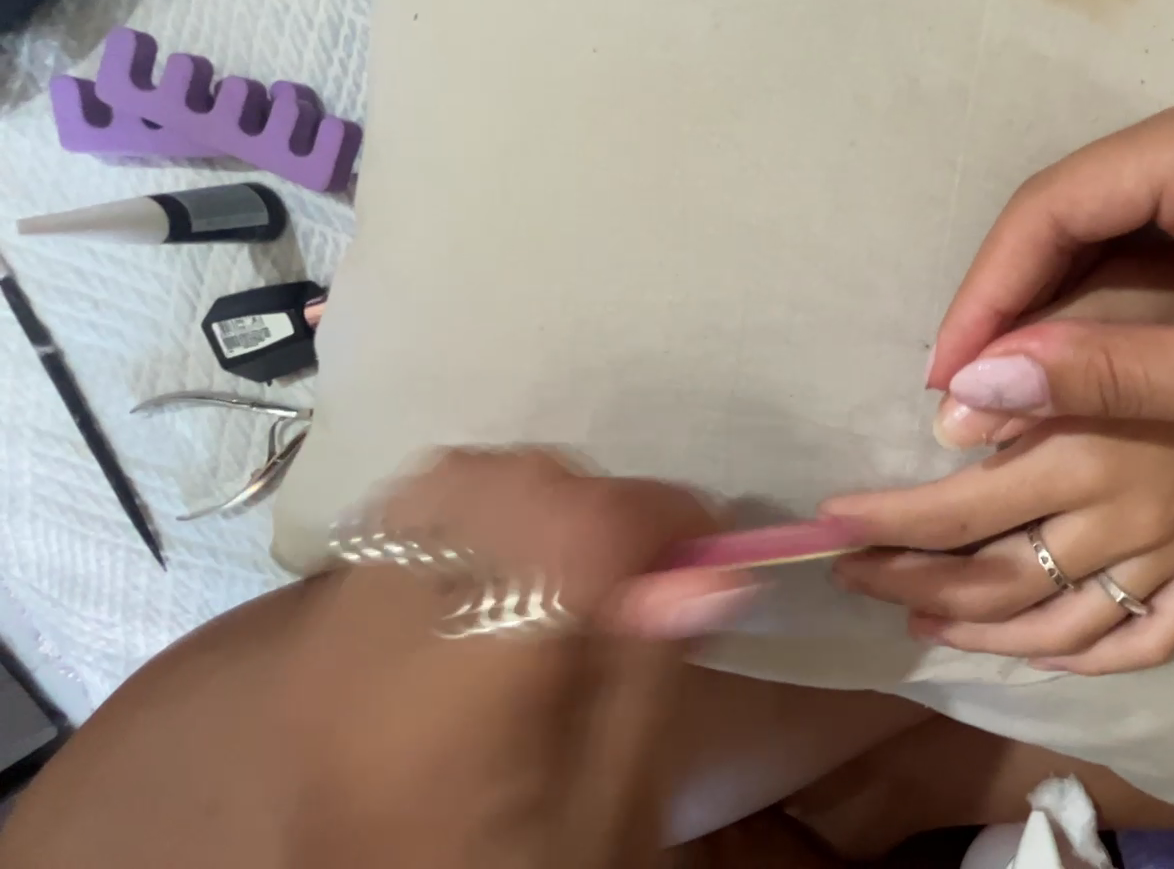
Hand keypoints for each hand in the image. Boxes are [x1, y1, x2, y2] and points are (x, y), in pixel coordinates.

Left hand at [281, 449, 755, 868]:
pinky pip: (406, 515)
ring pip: (451, 481)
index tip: (712, 547)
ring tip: (584, 560)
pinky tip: (515, 564)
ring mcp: (333, 629)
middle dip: (604, 503)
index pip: (574, 532)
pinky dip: (480, 510)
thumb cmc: (523, 868)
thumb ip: (651, 677)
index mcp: (462, 701)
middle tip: (647, 564)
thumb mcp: (612, 805)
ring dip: (541, 499)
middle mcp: (378, 644)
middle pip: (507, 485)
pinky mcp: (322, 628)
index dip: (663, 513)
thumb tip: (714, 571)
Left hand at [825, 250, 1173, 674]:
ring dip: (979, 631)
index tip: (832, 526)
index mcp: (1087, 452)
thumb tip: (945, 428)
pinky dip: (1085, 659)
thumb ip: (1027, 372)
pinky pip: (1147, 639)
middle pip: (997, 578)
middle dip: (912, 582)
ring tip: (922, 620)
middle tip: (859, 576)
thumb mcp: (1102, 305)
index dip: (888, 522)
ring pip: (1061, 628)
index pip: (961, 508)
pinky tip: (1035, 650)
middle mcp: (1124, 520)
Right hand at [924, 76, 1173, 477]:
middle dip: (1017, 292)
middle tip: (969, 382)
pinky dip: (1122, 293)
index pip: (1062, 199)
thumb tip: (977, 383)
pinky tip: (1094, 346)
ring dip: (1065, 295)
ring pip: (1124, 217)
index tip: (944, 374)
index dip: (989, 289)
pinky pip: (1172, 234)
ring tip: (1014, 373)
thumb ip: (1118, 373)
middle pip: (1085, 200)